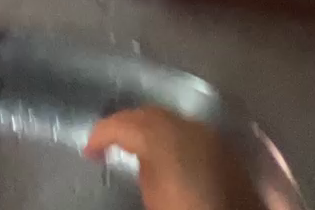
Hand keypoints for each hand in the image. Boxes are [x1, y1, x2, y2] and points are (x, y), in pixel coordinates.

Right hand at [86, 106, 259, 209]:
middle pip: (148, 113)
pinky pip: (190, 131)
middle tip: (109, 143)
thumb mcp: (156, 198)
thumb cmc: (188, 209)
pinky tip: (168, 152)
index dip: (101, 134)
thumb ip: (144, 169)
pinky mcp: (226, 147)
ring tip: (136, 146)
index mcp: (163, 134)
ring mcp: (209, 133)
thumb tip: (140, 157)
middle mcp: (186, 123)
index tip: (89, 151)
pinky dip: (174, 136)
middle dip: (126, 125)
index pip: (122, 122)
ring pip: (171, 118)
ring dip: (151, 128)